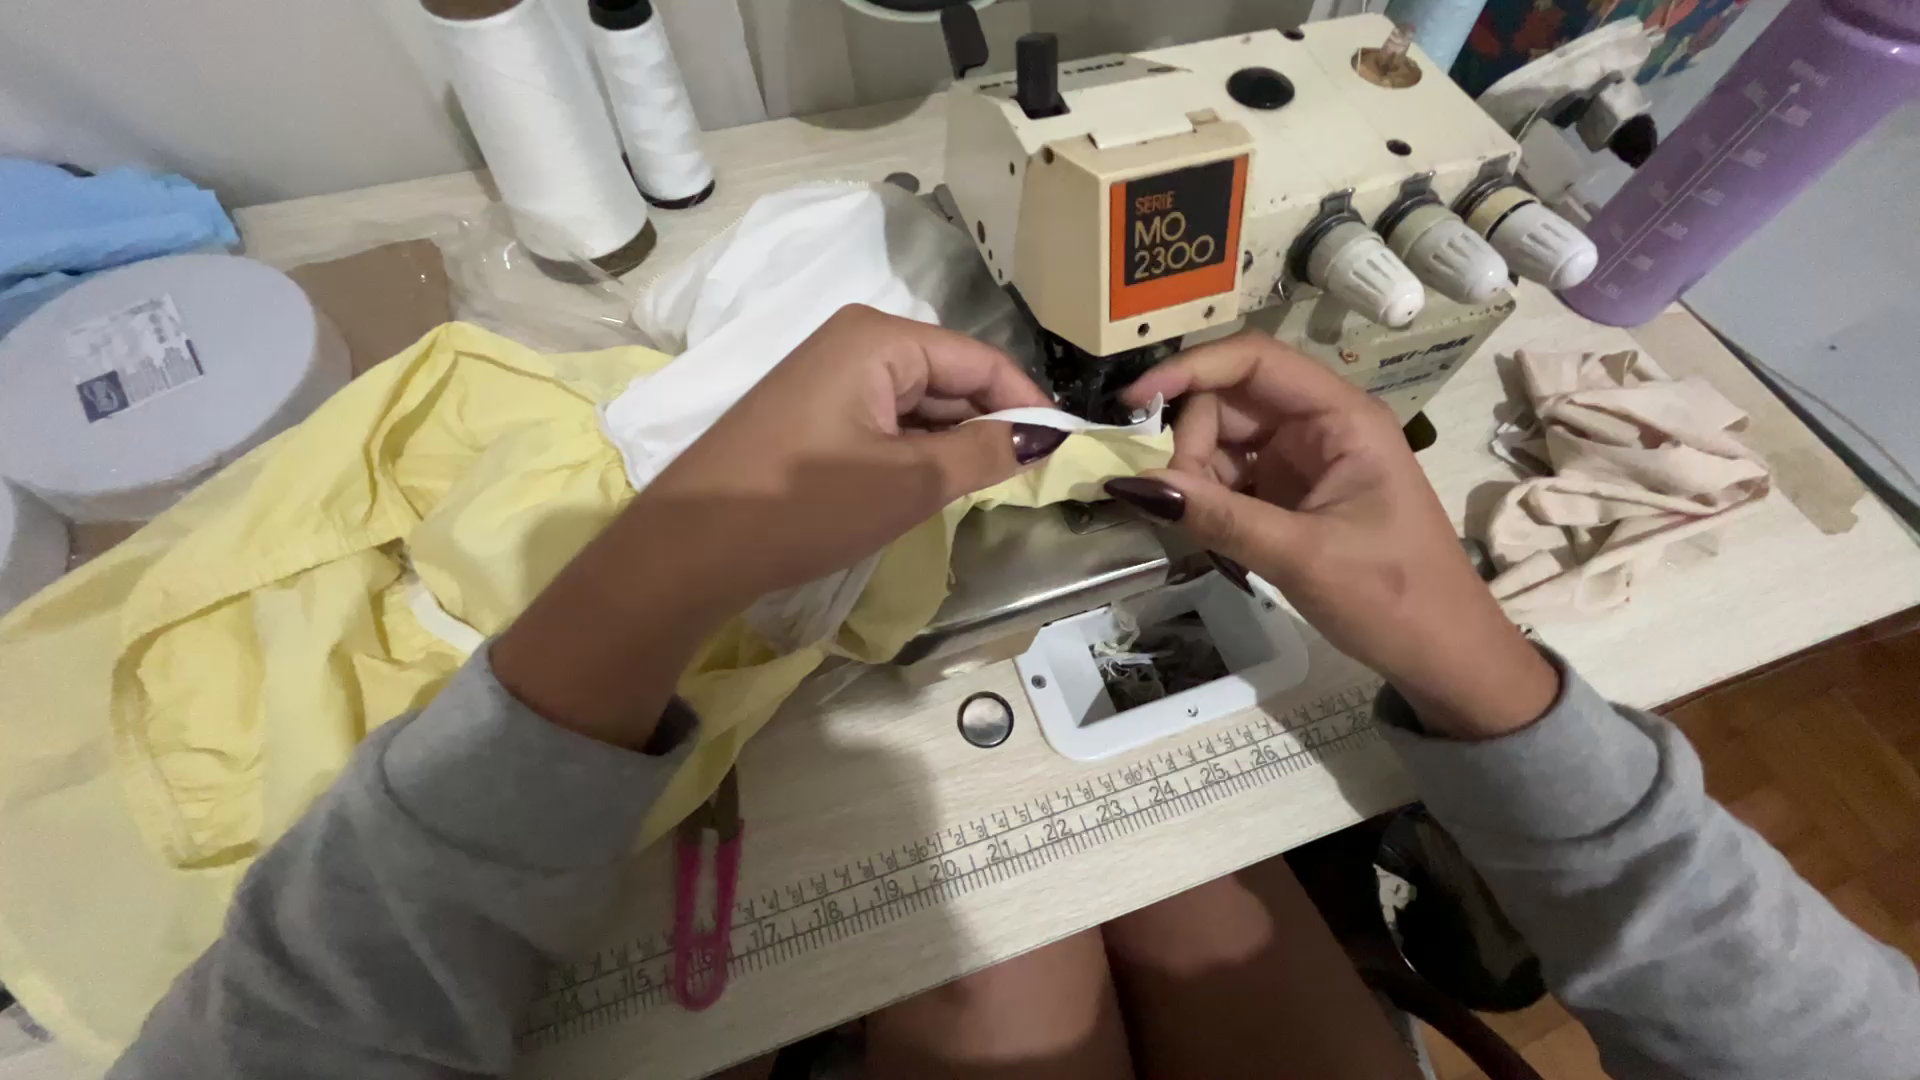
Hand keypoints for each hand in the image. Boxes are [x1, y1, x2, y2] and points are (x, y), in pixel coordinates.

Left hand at [635, 304, 1060, 611]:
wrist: (693, 547)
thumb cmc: (808, 505)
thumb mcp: (910, 482)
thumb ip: (984, 453)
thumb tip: (1045, 437)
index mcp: (879, 339)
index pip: (979, 359)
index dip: (1027, 401)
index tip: (1064, 445)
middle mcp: (854, 342)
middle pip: (948, 375)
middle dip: (989, 422)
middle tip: (1027, 473)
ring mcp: (828, 376)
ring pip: (917, 402)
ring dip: (952, 440)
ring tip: (983, 483)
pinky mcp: (813, 413)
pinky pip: (884, 420)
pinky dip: (915, 449)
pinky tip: (930, 482)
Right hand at [1106, 332, 1556, 738]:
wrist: (1442, 657)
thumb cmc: (1394, 598)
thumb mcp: (1301, 555)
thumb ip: (1216, 516)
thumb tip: (1131, 485)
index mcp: (1341, 418)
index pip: (1254, 361)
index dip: (1190, 369)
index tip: (1133, 401)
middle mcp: (1318, 428)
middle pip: (1228, 403)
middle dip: (1191, 443)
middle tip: (1179, 502)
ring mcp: (1300, 462)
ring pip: (1221, 443)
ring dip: (1194, 477)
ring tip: (1199, 526)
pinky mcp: (1287, 495)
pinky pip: (1228, 479)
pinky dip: (1204, 499)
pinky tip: (1204, 529)